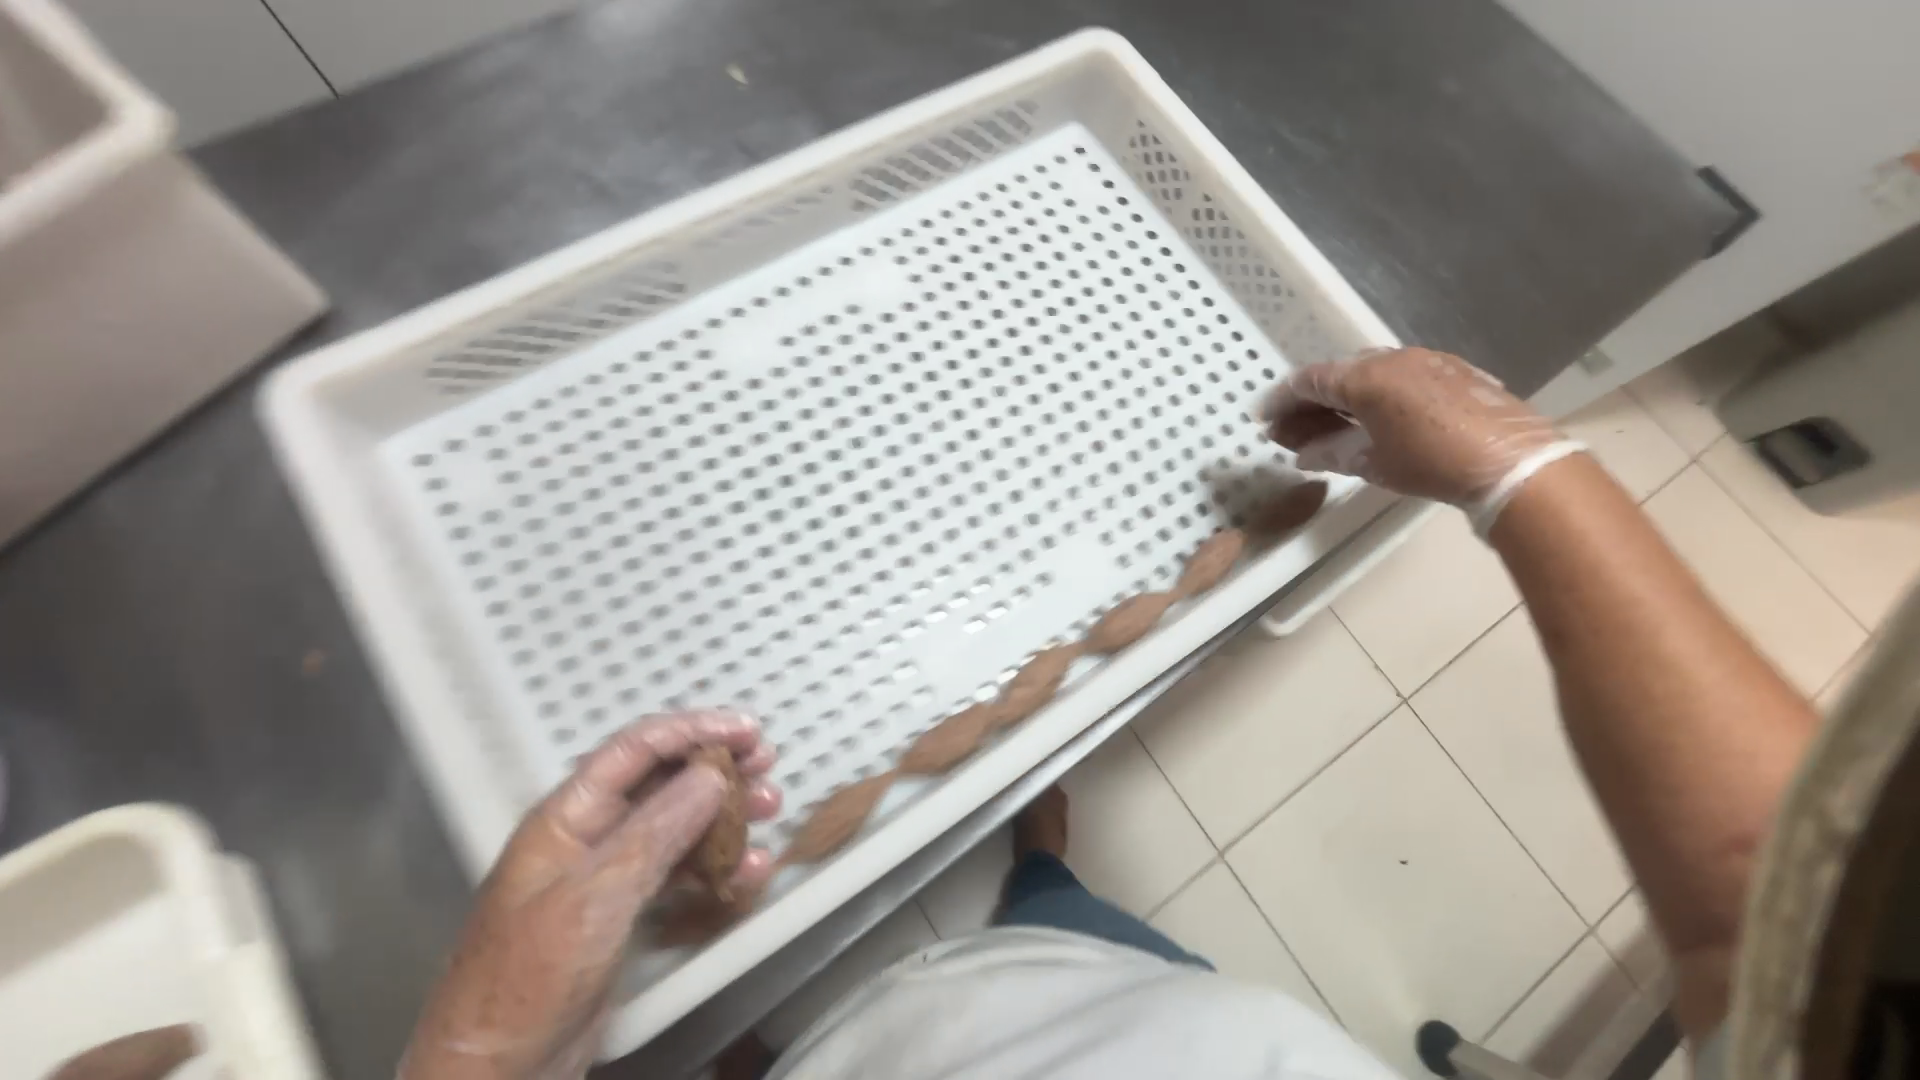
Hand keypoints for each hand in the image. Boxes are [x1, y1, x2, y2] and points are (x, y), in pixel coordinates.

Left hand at [401, 711, 781, 1079]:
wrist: (494, 1077)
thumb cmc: (530, 980)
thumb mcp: (594, 898)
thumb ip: (655, 831)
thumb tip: (710, 775)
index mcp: (568, 817)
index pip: (636, 749)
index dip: (694, 729)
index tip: (747, 730)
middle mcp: (591, 836)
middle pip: (662, 781)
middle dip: (717, 766)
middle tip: (767, 763)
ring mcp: (610, 877)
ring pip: (678, 824)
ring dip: (726, 813)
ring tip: (770, 808)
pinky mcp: (626, 914)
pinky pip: (680, 872)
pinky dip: (718, 865)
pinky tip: (751, 870)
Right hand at [1262, 347, 1581, 530]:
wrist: (1513, 464)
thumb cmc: (1431, 464)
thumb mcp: (1372, 463)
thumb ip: (1331, 453)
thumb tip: (1304, 453)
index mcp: (1366, 377)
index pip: (1309, 381)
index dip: (1282, 400)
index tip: (1264, 418)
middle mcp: (1393, 358)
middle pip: (1338, 373)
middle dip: (1312, 401)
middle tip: (1295, 430)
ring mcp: (1427, 361)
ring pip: (1371, 371)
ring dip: (1345, 397)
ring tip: (1333, 425)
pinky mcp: (1455, 371)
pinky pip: (1401, 376)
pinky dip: (1378, 395)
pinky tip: (1377, 419)